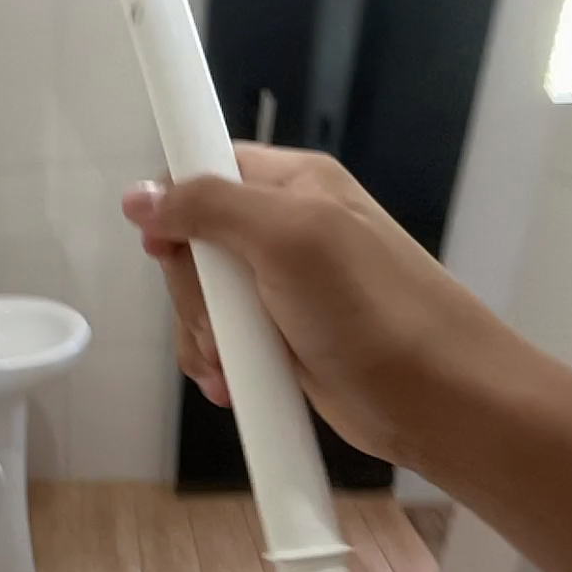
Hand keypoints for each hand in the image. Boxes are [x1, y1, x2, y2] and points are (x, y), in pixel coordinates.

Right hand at [120, 143, 534, 465]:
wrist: (434, 401)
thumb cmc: (372, 312)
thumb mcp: (289, 239)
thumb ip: (209, 208)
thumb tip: (137, 197)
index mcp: (290, 186)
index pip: (204, 169)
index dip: (172, 206)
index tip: (166, 248)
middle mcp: (278, 231)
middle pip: (189, 245)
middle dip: (193, 294)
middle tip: (226, 319)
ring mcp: (272, 289)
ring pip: (196, 300)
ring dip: (201, 337)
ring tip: (231, 362)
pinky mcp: (270, 337)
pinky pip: (212, 340)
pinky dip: (212, 363)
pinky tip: (230, 382)